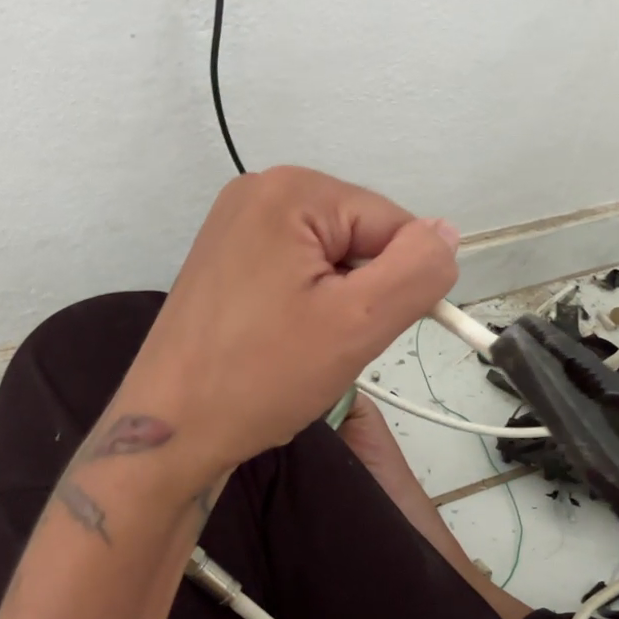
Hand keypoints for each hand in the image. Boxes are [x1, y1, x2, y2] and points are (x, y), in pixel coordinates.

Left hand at [124, 166, 459, 474]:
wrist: (170, 429)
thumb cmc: (260, 376)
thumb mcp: (359, 322)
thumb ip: (419, 270)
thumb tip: (447, 234)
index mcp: (290, 190)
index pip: (392, 223)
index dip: (397, 284)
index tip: (363, 333)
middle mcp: (257, 192)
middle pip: (358, 238)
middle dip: (360, 295)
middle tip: (325, 344)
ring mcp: (234, 227)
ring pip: (329, 261)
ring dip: (334, 306)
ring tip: (299, 348)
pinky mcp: (223, 261)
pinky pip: (294, 273)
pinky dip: (304, 308)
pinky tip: (280, 342)